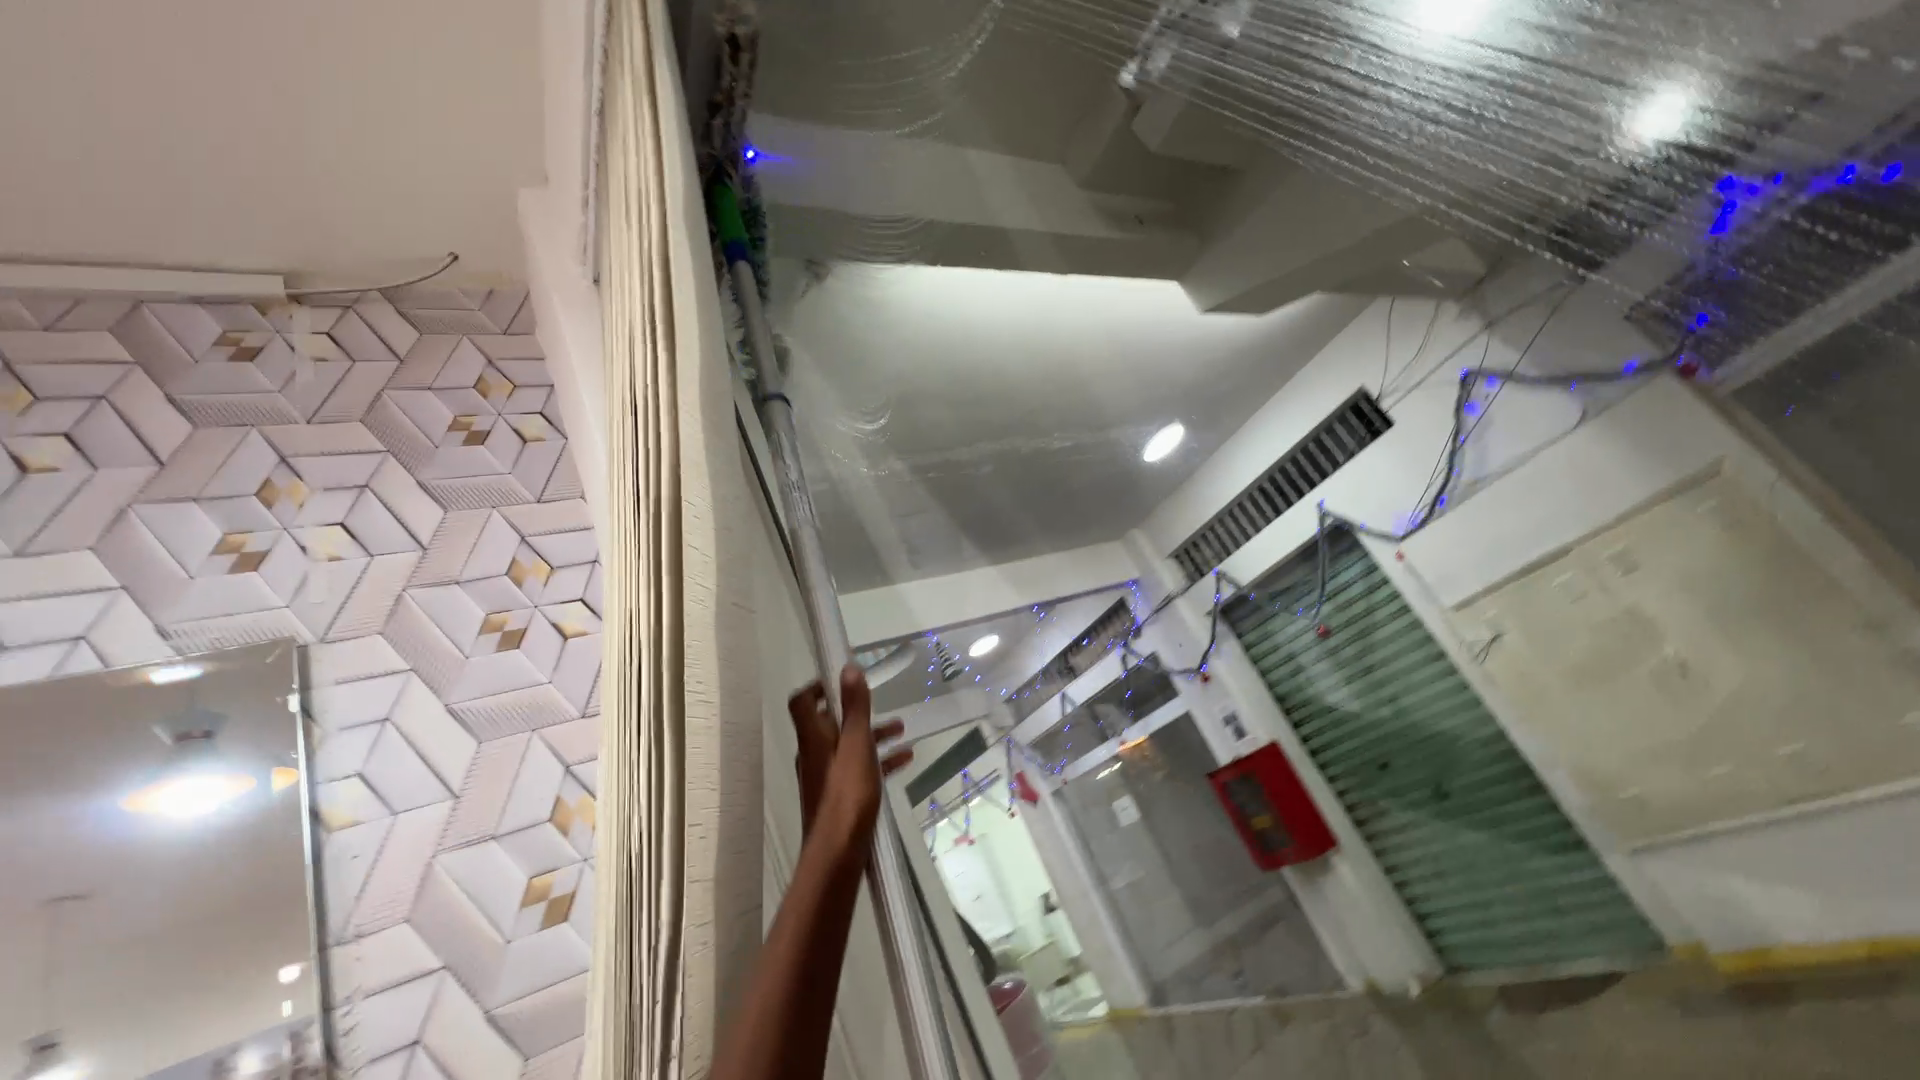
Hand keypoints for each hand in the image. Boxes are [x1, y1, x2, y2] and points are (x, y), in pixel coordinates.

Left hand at [788, 665, 911, 852]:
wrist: (838, 852)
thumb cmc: (847, 794)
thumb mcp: (856, 745)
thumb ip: (855, 708)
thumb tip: (848, 668)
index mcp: (813, 738)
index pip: (803, 702)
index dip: (819, 685)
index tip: (844, 679)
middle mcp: (814, 753)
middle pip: (831, 723)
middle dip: (857, 711)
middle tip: (880, 703)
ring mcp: (826, 776)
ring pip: (849, 746)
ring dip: (873, 735)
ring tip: (902, 731)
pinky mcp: (839, 796)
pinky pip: (859, 769)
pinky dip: (878, 761)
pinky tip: (904, 761)